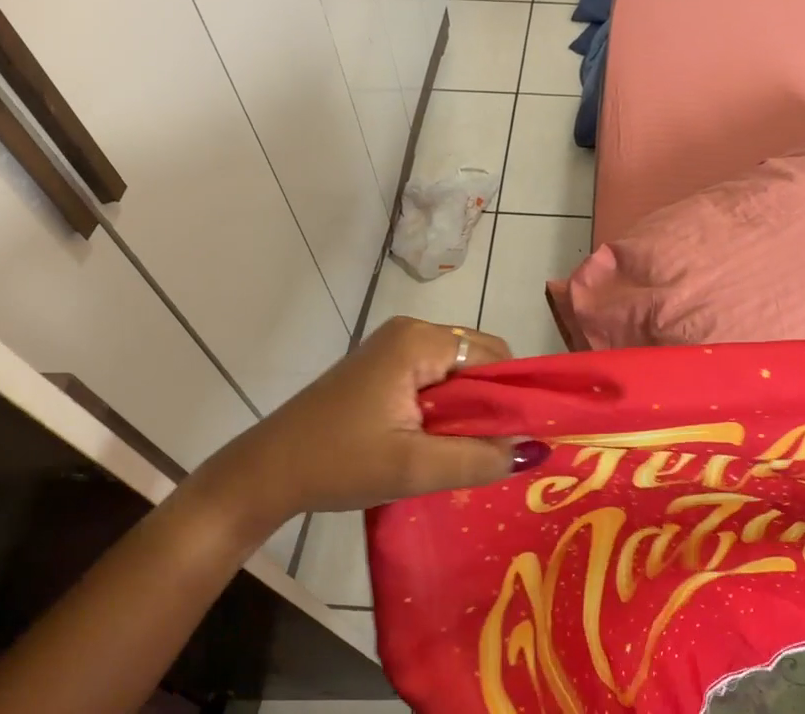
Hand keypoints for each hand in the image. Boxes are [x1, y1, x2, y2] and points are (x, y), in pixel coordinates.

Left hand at [192, 317, 550, 531]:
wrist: (266, 473)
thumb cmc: (339, 463)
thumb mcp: (414, 468)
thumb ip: (479, 458)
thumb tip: (538, 450)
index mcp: (419, 341)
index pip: (494, 357)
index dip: (513, 397)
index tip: (522, 440)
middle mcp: (410, 331)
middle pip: (479, 360)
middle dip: (490, 405)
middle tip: (491, 452)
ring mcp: (393, 348)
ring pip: (458, 373)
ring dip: (467, 411)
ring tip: (466, 453)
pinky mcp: (382, 368)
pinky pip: (435, 380)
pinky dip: (445, 410)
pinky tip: (438, 444)